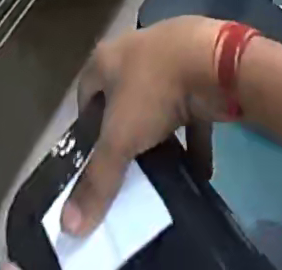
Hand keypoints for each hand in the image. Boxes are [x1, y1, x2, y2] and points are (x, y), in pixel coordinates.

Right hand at [62, 16, 223, 236]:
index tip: (94, 161)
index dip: (86, 128)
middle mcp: (131, 54)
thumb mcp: (120, 137)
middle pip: (120, 100)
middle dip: (124, 134)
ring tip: (161, 173)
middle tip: (127, 170)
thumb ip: (98, 180)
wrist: (211, 62)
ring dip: (158, 137)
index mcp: (104, 60)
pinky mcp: (197, 74)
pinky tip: (199, 171)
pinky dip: (193, 140)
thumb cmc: (153, 89)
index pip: (85, 95)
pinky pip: (190, 114)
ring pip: (155, 106)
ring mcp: (166, 61)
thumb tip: (69, 228)